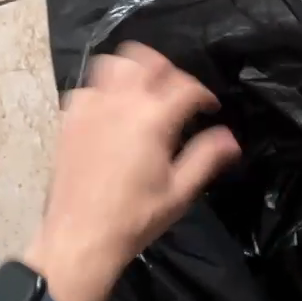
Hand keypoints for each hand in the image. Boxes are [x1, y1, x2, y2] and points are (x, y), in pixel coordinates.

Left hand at [24, 43, 240, 300]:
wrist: (79, 240)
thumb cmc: (134, 218)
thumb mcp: (179, 192)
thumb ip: (207, 158)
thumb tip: (231, 138)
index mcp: (154, 117)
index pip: (187, 86)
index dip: (203, 94)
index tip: (210, 107)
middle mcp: (122, 101)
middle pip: (150, 60)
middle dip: (170, 70)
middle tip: (177, 92)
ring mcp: (92, 105)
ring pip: (116, 62)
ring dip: (134, 69)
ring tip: (144, 90)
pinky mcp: (70, 116)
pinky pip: (89, 86)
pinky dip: (104, 89)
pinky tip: (111, 110)